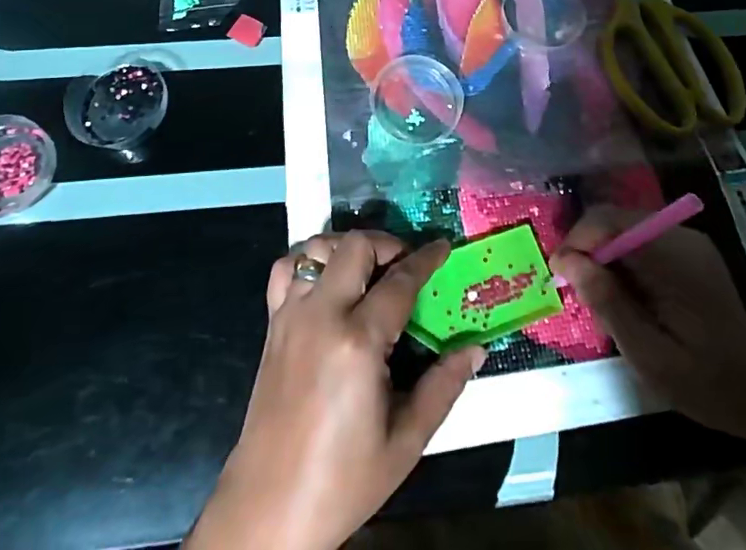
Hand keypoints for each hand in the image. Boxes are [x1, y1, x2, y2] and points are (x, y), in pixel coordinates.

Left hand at [187, 232, 485, 549]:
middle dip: (385, 244)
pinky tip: (327, 284)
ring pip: (315, 248)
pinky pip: (285, 270)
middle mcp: (320, 314)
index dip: (426, 260)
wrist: (272, 500)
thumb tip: (474, 348)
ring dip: (346, 248)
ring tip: (369, 271)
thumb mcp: (407, 440)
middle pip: (353, 247)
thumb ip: (443, 386)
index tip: (443, 246)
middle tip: (407, 264)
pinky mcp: (272, 324)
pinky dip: (307, 262)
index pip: (399, 282)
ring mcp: (290, 315)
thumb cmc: (345, 477)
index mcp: (357, 341)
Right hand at [551, 206, 745, 439]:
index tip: (559, 275)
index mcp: (674, 259)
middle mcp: (679, 236)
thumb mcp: (649, 354)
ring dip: (597, 254)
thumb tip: (566, 261)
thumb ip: (608, 303)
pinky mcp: (681, 248)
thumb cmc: (705, 381)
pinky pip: (632, 239)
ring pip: (617, 227)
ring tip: (593, 294)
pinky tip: (618, 293)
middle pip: (611, 219)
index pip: (609, 222)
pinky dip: (614, 259)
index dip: (576, 241)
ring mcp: (682, 239)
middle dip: (583, 248)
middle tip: (572, 288)